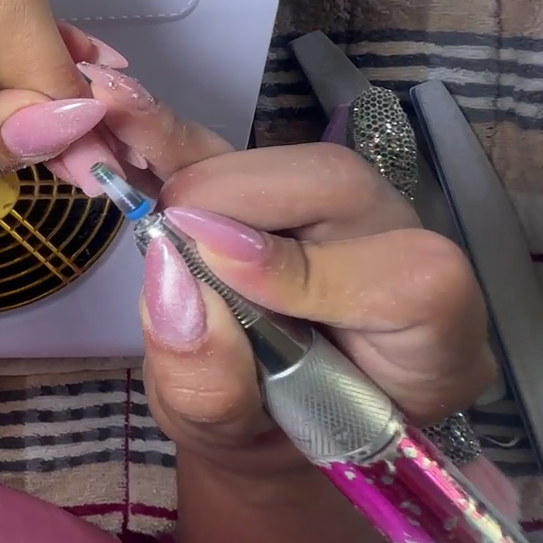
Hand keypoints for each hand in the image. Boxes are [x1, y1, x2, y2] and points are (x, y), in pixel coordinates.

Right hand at [79, 63, 498, 474]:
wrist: (254, 410)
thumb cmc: (255, 433)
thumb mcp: (223, 436)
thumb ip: (208, 382)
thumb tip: (172, 284)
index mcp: (426, 346)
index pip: (407, 280)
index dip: (306, 267)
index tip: (208, 263)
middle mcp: (399, 259)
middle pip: (345, 188)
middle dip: (239, 196)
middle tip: (163, 224)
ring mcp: (344, 215)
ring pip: (293, 158)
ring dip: (201, 167)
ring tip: (140, 196)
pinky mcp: (277, 188)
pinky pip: (230, 148)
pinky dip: (166, 133)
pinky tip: (116, 105)